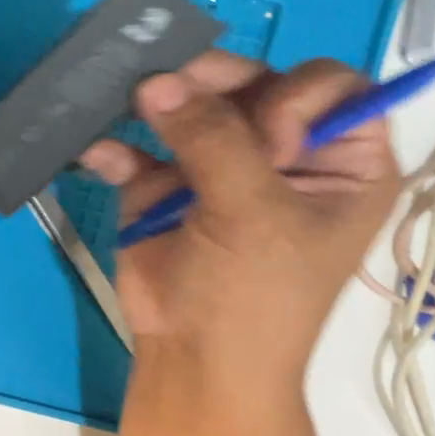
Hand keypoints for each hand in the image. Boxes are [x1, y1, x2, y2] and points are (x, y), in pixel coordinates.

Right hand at [79, 51, 400, 381]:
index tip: (260, 136)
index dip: (290, 99)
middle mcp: (279, 154)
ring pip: (186, 113)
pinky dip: (111, 149)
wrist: (194, 353)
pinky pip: (133, 153)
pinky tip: (94, 154)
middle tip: (162, 83)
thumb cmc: (255, 291)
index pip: (326, 91)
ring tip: (121, 100)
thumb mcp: (253, 214)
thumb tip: (157, 82)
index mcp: (339, 159)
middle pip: (248, 91)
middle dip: (208, 85)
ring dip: (153, 105)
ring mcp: (212, 169)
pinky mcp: (156, 189)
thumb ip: (212, 142)